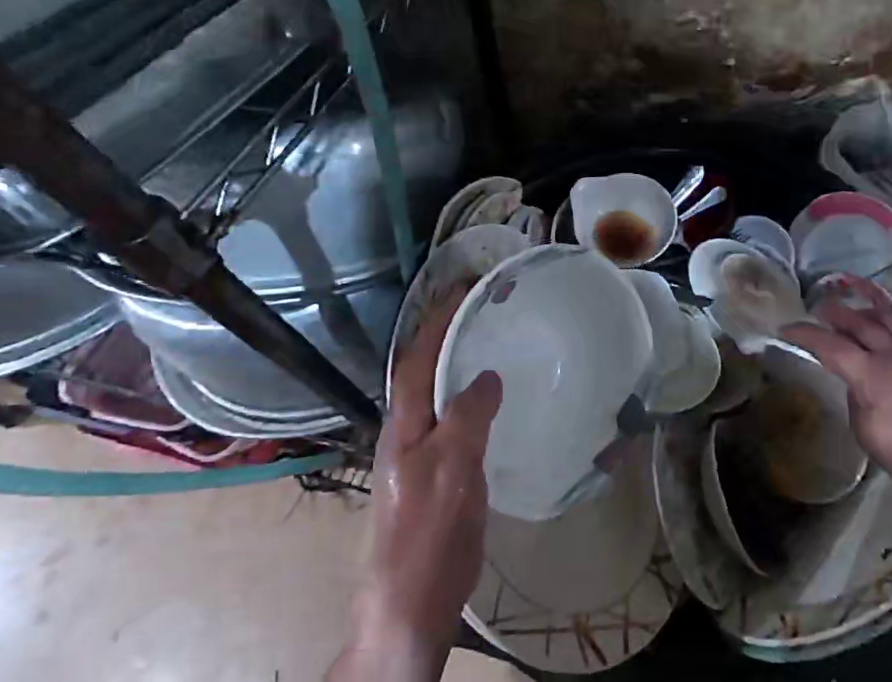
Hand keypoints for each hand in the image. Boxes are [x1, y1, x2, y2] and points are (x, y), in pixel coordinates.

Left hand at [328, 287, 501, 681]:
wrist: (410, 601)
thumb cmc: (430, 531)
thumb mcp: (454, 467)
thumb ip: (468, 417)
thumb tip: (485, 375)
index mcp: (404, 419)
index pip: (418, 354)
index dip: (438, 320)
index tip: (462, 289)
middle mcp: (404, 427)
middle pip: (421, 367)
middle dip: (444, 333)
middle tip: (477, 309)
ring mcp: (415, 450)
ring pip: (433, 392)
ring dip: (453, 361)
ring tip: (484, 342)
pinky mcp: (431, 472)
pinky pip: (447, 417)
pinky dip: (464, 395)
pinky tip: (487, 403)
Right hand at [780, 275, 891, 515]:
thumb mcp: (867, 432)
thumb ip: (856, 398)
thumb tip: (856, 382)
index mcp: (872, 374)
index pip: (828, 343)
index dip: (803, 333)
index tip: (785, 329)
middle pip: (858, 321)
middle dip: (834, 312)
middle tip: (816, 309)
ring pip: (889, 317)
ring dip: (865, 307)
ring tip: (851, 301)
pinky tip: (889, 324)